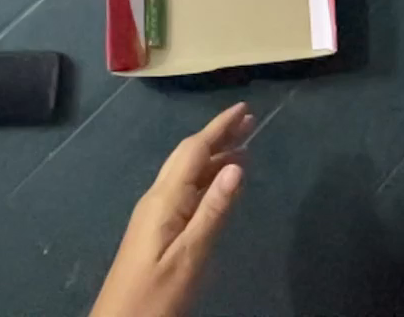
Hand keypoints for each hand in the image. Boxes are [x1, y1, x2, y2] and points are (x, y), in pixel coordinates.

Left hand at [91, 102, 253, 316]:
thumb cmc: (155, 296)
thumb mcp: (190, 256)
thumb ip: (214, 210)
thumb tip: (237, 165)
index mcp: (165, 198)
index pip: (195, 149)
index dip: (220, 127)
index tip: (244, 108)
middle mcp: (157, 197)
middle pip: (189, 155)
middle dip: (219, 135)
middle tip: (249, 122)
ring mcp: (154, 213)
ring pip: (187, 172)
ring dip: (214, 156)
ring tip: (244, 149)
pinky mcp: (155, 229)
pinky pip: (184, 189)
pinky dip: (206, 178)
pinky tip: (220, 185)